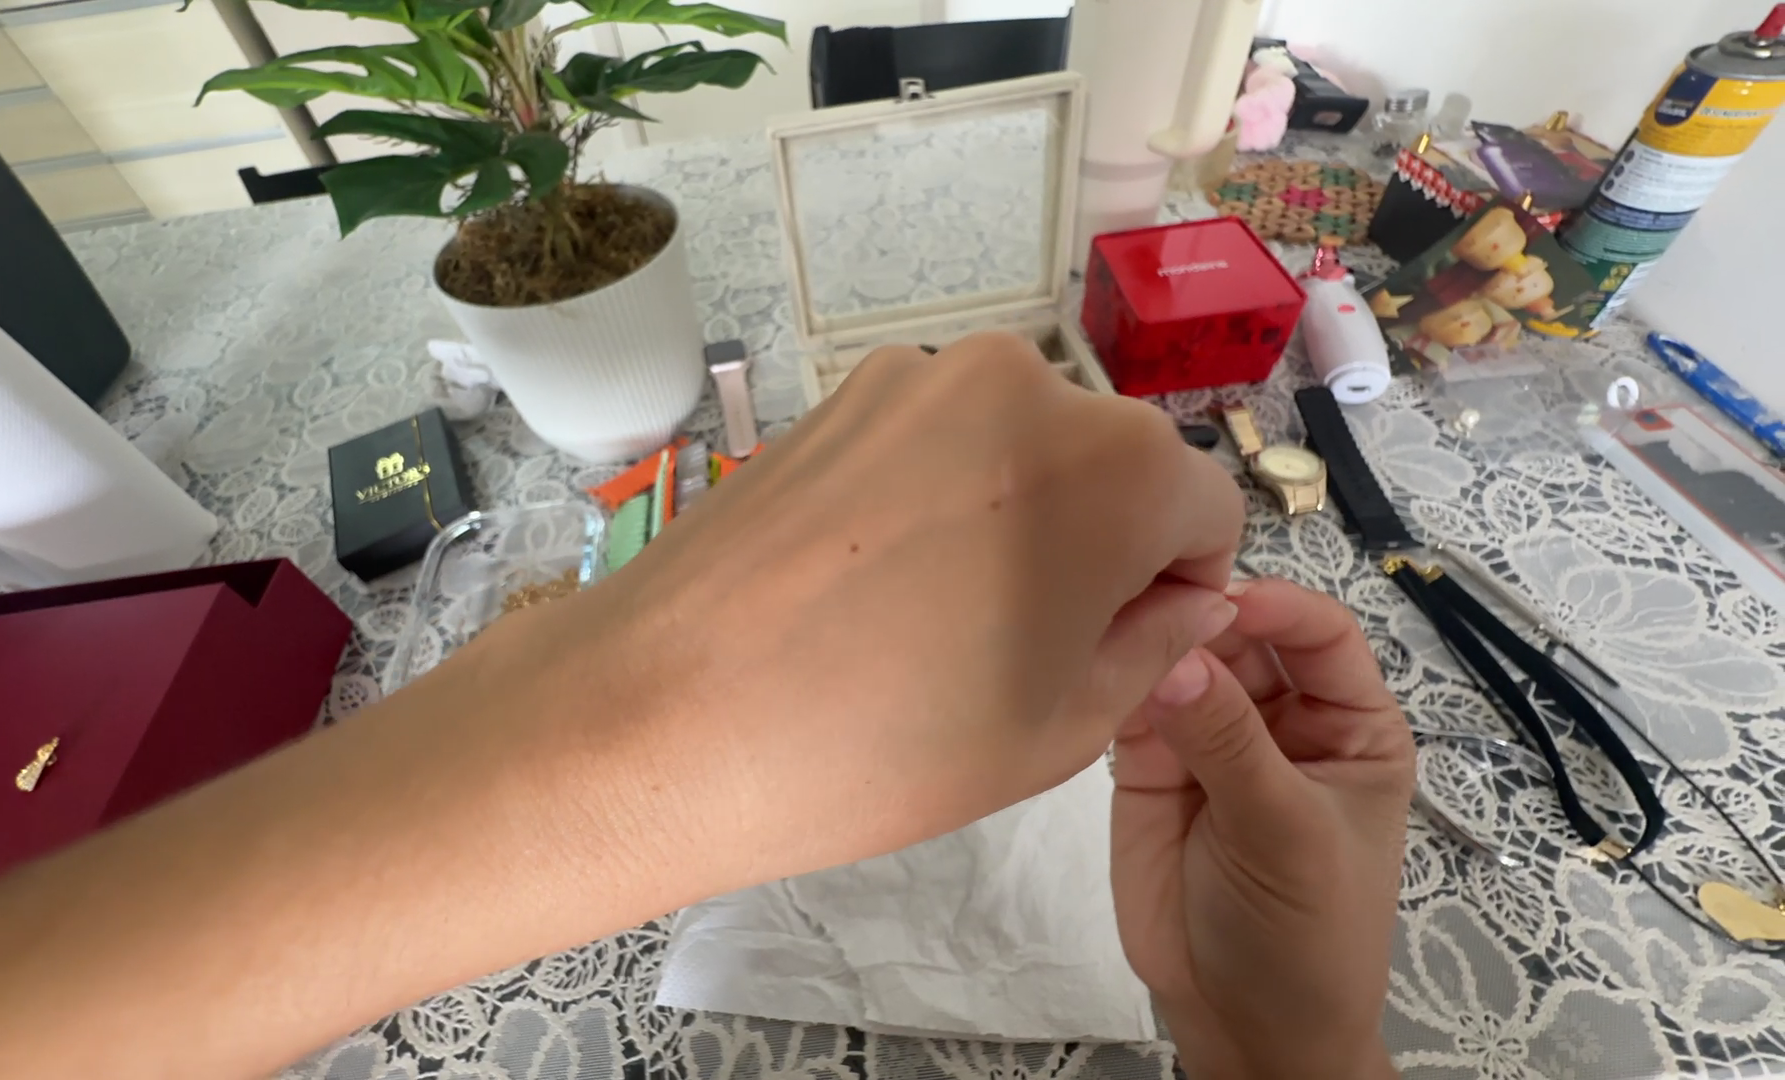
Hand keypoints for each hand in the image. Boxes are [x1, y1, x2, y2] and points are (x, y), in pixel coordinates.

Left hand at [502, 331, 1244, 889]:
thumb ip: (1155, 644)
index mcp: (1110, 462)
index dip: (1175, 583)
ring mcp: (916, 373)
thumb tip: (1186, 595)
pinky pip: (933, 437)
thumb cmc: (882, 745)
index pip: (1204, 510)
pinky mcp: (839, 391)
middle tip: (1013, 633)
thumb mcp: (1061, 727)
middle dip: (1095, 541)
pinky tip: (867, 567)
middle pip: (1107, 466)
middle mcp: (1020, 382)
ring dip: (1011, 511)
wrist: (663, 710)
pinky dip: (935, 490)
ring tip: (926, 604)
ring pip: (1016, 446)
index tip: (1116, 638)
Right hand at [1110, 579, 1413, 1079]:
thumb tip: (1174, 661)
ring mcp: (1205, 733)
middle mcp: (1274, 715)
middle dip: (1198, 617)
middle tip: (1143, 604)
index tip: (1215, 600)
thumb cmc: (1302, 932)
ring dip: (1147, 643)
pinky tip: (1084, 664)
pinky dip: (1108, 680)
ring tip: (1104, 626)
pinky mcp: (1146, 755)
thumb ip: (1231, 746)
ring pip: (1176, 661)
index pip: (1319, 636)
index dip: (1276, 608)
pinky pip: (1127, 700)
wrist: (1233, 1017)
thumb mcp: (1285, 837)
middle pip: (1238, 637)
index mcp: (1344, 725)